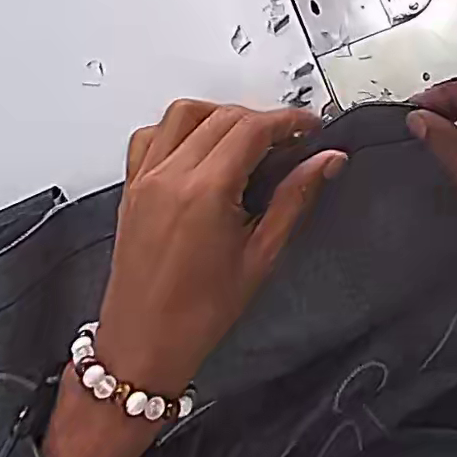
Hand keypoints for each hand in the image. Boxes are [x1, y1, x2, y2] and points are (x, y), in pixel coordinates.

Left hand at [46, 101, 345, 456]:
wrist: (144, 343)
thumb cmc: (197, 313)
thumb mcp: (261, 255)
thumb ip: (295, 198)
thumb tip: (325, 163)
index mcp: (205, 192)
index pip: (253, 128)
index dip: (289, 120)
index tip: (308, 127)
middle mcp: (170, 177)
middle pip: (223, 115)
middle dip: (263, 118)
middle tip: (288, 139)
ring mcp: (146, 179)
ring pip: (184, 113)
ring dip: (221, 114)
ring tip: (246, 137)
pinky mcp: (132, 187)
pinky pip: (150, 135)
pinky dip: (178, 128)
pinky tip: (198, 146)